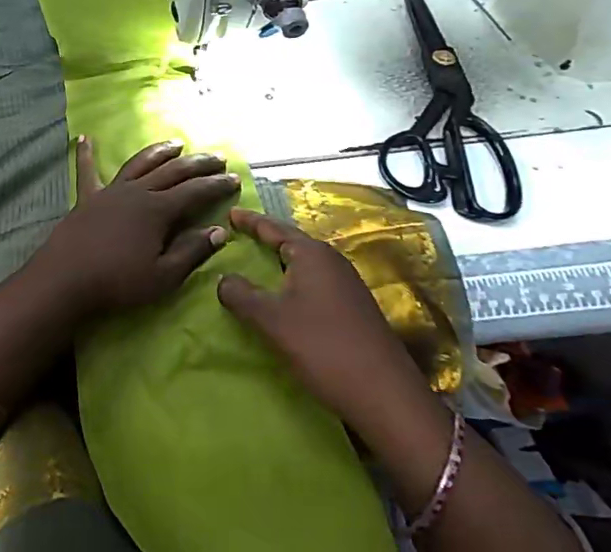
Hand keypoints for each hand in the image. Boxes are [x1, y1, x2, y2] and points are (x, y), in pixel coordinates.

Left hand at [23, 137, 238, 321]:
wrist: (67, 278)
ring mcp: (109, 191)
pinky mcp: (86, 198)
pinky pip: (87, 170)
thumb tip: (219, 230)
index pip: (194, 192)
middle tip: (217, 157)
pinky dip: (86, 153)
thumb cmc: (119, 282)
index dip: (216, 185)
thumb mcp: (164, 276)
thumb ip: (192, 251)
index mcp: (157, 210)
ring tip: (175, 144)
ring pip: (139, 164)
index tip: (234, 178)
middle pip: (172, 171)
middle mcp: (136, 192)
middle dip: (197, 164)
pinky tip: (85, 138)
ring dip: (158, 152)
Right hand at [216, 208, 431, 430]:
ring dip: (280, 262)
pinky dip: (293, 281)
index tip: (229, 212)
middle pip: (291, 242)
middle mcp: (332, 262)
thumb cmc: (323, 348)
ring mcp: (348, 285)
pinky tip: (283, 295)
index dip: (249, 220)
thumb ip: (240, 294)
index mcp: (312, 254)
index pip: (273, 227)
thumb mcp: (271, 320)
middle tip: (239, 234)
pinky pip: (314, 282)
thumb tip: (224, 279)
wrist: (387, 398)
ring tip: (255, 262)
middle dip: (265, 238)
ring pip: (304, 264)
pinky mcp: (354, 309)